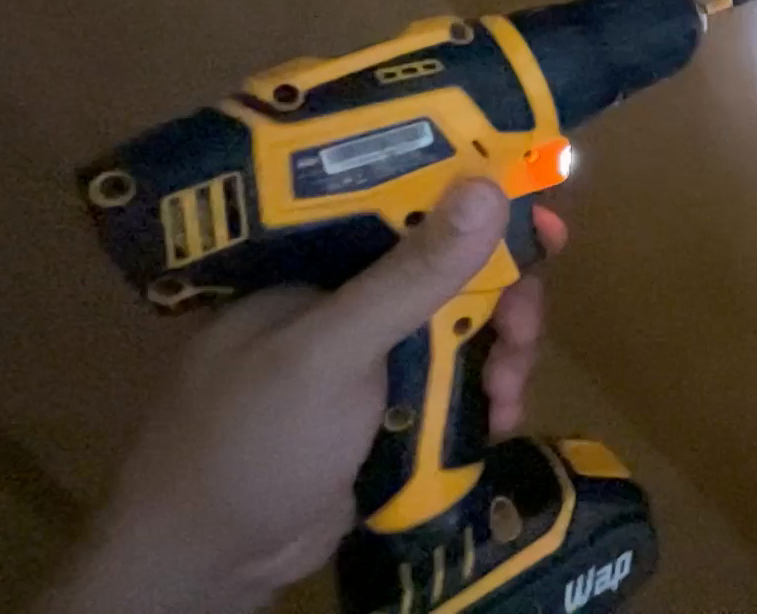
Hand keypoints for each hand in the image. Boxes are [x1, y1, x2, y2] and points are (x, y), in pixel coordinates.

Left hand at [40, 179, 564, 613]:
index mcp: (330, 257)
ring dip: (510, 350)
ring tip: (507, 395)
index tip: (543, 220)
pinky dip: (496, 389)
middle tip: (525, 329)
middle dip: (509, 295)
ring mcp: (388, 341)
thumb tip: (491, 188)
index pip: (420, 201)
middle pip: (465, 262)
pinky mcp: (407, 391)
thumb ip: (412, 275)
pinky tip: (500, 418)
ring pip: (480, 316)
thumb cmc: (251, 441)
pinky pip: (474, 366)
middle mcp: (363, 288)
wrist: (213, 568)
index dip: (487, 203)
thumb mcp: (333, 352)